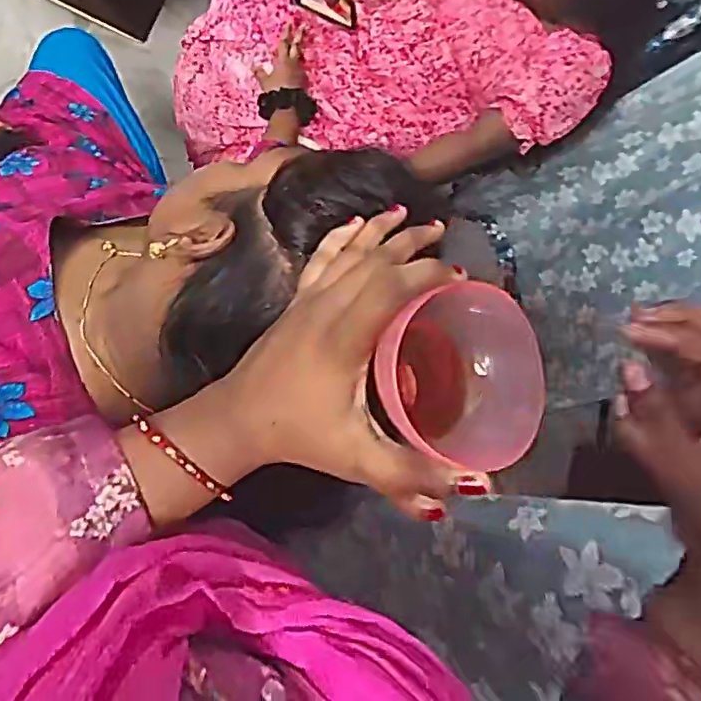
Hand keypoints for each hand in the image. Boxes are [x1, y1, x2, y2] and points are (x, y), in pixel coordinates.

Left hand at [224, 209, 481, 519]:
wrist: (236, 417)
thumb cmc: (298, 434)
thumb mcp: (354, 458)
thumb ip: (407, 473)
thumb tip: (464, 486)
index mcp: (345, 337)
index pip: (390, 288)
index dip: (426, 273)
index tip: (458, 273)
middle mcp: (328, 307)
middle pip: (374, 261)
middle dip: (411, 244)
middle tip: (444, 232)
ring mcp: (309, 298)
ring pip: (350, 252)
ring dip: (382, 232)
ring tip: (409, 215)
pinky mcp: (297, 298)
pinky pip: (323, 256)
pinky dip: (343, 236)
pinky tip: (357, 223)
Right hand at [255, 22, 306, 91]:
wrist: (289, 103)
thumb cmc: (275, 90)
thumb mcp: (265, 82)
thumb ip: (261, 73)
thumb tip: (254, 66)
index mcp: (282, 61)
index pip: (284, 43)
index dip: (286, 33)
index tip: (290, 23)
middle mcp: (293, 63)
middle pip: (296, 46)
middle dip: (299, 35)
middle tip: (303, 25)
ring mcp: (300, 71)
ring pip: (300, 57)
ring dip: (299, 50)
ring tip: (299, 45)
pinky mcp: (304, 79)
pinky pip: (300, 68)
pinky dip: (298, 65)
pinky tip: (296, 67)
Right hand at [613, 305, 700, 693]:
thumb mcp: (692, 478)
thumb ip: (655, 422)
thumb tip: (626, 368)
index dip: (671, 335)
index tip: (627, 331)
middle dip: (677, 321)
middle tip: (634, 317)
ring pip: (699, 357)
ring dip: (667, 339)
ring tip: (632, 328)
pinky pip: (681, 385)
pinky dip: (657, 369)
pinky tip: (635, 367)